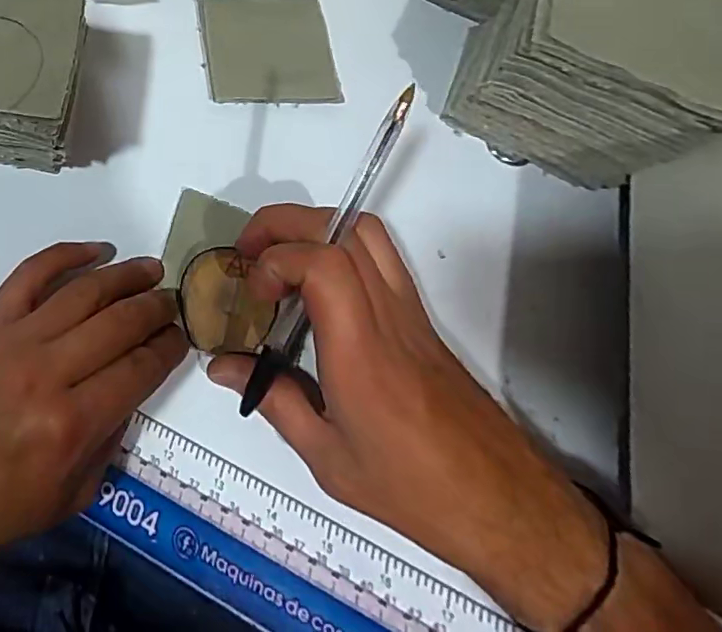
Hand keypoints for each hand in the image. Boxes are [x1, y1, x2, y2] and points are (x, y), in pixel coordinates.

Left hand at [0, 243, 187, 614]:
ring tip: (151, 269)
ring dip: (125, 274)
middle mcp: (46, 374)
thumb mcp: (71, 495)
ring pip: (84, 292)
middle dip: (155, 308)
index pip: (139, 368)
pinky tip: (95, 250)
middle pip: (119, 323)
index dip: (168, 348)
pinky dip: (66, 255)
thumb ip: (110, 438)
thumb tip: (130, 385)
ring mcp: (14, 341)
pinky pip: (31, 274)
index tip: (181, 336)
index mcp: (70, 425)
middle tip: (173, 301)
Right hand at [205, 206, 608, 627]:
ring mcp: (408, 307)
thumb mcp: (326, 457)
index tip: (256, 294)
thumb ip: (272, 399)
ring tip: (281, 257)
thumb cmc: (409, 486)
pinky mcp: (419, 313)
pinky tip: (319, 283)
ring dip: (315, 226)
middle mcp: (386, 313)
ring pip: (366, 230)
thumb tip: (223, 365)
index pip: (323, 263)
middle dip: (283, 224)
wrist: (497, 498)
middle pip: (341, 228)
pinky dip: (340, 243)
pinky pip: (380, 253)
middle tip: (251, 252)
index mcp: (359, 350)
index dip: (277, 260)